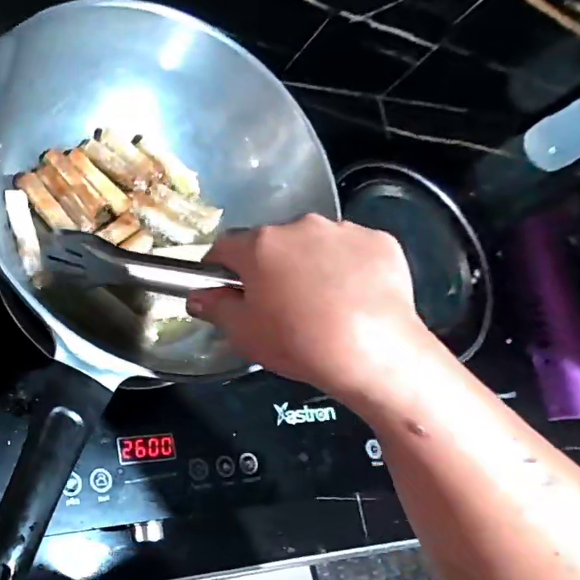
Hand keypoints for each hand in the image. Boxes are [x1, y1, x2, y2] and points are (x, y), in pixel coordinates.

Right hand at [186, 215, 439, 404]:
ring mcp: (343, 231)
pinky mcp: (379, 242)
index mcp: (259, 246)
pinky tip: (348, 300)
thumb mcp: (243, 333)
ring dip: (308, 265)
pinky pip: (352, 251)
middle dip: (268, 266)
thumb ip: (216, 308)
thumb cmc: (297, 342)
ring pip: (313, 244)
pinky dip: (346, 268)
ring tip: (317, 304)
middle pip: (272, 243)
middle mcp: (300, 227)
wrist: (372, 351)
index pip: (224, 246)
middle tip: (274, 304)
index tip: (222, 286)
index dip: (219, 267)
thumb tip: (199, 295)